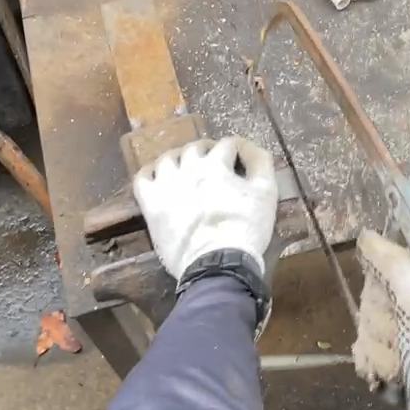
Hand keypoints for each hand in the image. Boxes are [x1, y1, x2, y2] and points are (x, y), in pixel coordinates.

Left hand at [132, 137, 278, 278]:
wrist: (218, 264)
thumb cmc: (246, 229)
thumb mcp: (266, 193)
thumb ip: (260, 163)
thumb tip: (250, 148)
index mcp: (216, 164)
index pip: (228, 144)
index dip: (238, 150)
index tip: (242, 160)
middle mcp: (188, 167)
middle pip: (196, 148)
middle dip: (208, 151)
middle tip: (216, 163)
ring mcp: (165, 185)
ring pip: (168, 159)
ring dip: (179, 159)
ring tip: (187, 169)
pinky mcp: (151, 205)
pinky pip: (142, 179)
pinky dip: (150, 173)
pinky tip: (159, 179)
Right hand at [352, 230, 409, 409]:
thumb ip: (394, 265)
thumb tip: (367, 235)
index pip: (405, 258)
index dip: (391, 270)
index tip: (386, 285)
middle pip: (381, 289)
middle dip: (382, 315)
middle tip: (398, 331)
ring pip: (372, 319)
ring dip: (378, 343)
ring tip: (398, 362)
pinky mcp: (401, 357)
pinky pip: (370, 345)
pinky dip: (374, 359)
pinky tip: (384, 373)